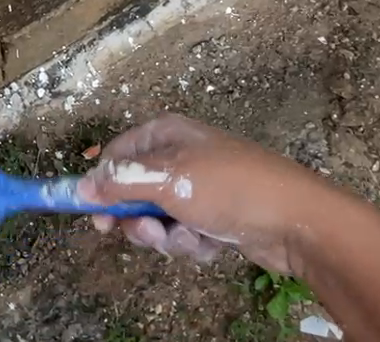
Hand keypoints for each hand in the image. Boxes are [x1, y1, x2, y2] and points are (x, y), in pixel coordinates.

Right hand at [77, 114, 338, 274]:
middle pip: (136, 188)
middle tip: (140, 233)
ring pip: (159, 216)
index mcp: (165, 134)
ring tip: (185, 240)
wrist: (298, 221)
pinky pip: (185, 233)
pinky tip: (208, 245)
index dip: (101, 180)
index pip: (117, 153)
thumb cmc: (228, 187)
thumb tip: (81, 186)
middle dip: (137, 216)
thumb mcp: (167, 182)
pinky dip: (191, 243)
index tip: (90, 209)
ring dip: (166, 235)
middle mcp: (179, 156)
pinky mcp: (216, 217)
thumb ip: (120, 184)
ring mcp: (199, 188)